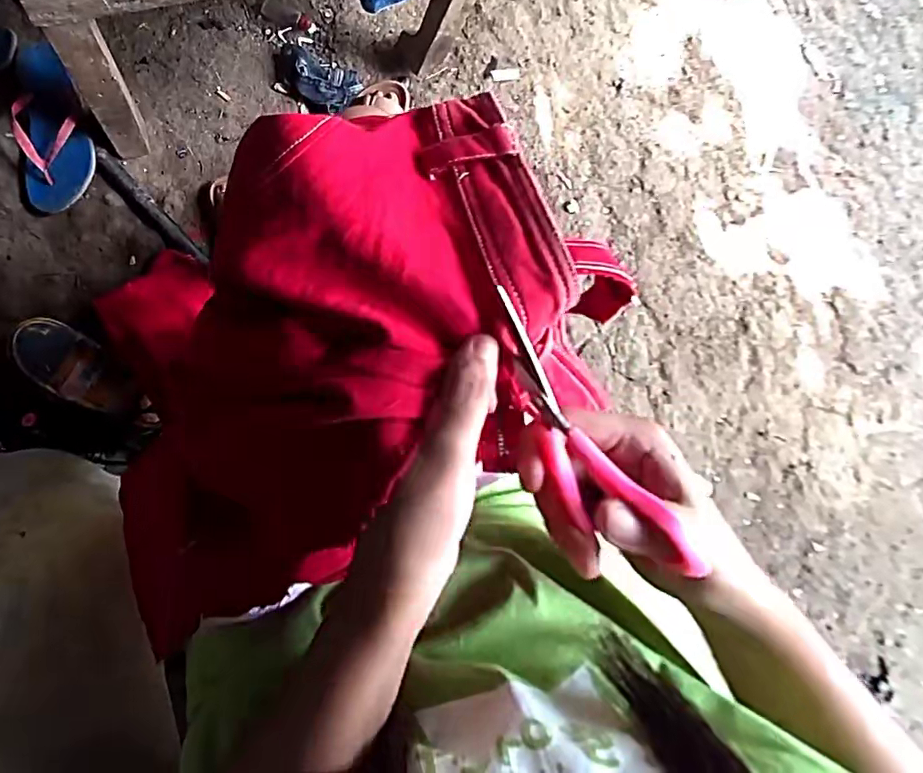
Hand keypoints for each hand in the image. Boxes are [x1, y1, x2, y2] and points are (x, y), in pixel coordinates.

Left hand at [340, 335, 497, 627]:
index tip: (512, 326)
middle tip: (525, 352)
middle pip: (450, 377)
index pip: (444, 358)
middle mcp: (410, 419)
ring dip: (481, 391)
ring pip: (454, 403)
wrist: (396, 594)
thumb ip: (463, 403)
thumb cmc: (421, 525)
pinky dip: (477, 419)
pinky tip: (496, 420)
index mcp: (409, 410)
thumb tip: (481, 338)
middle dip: (481, 362)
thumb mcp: (447, 458)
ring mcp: (420, 444)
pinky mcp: (431, 467)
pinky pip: (457, 428)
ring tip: (519, 379)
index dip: (474, 340)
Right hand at [515, 408, 773, 608]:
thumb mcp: (685, 541)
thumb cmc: (711, 557)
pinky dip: (565, 532)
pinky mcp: (592, 495)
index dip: (544, 446)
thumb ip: (642, 525)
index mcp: (636, 438)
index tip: (536, 485)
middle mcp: (614, 446)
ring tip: (589, 560)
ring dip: (561, 523)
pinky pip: (559, 504)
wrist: (717, 590)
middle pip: (553, 453)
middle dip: (557, 500)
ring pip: (552, 482)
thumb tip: (602, 511)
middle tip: (578, 542)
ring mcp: (601, 470)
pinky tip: (589, 558)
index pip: (571, 422)